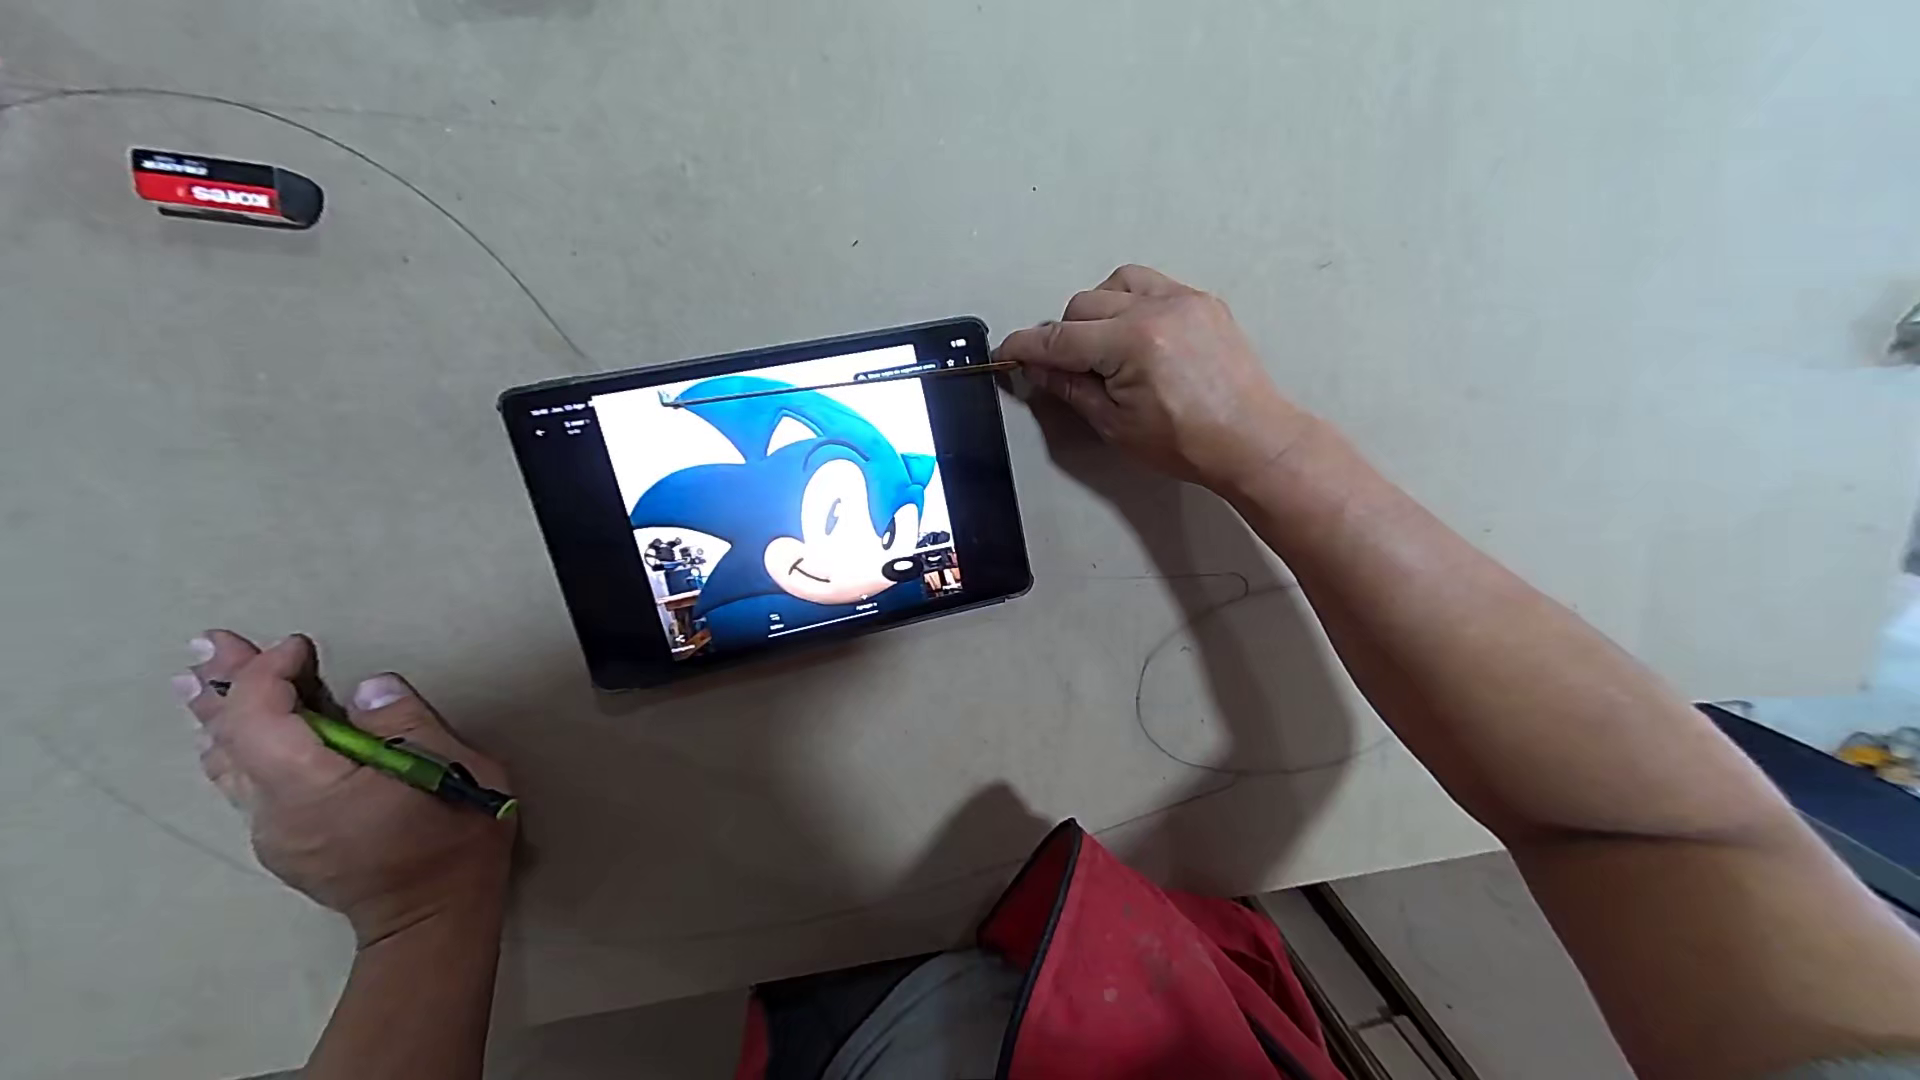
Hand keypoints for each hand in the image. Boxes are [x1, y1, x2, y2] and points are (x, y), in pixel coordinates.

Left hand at [174, 632, 514, 946]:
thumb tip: (370, 686)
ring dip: (220, 717)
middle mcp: (276, 812)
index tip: (300, 644)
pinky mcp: (283, 840)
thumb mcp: (458, 769)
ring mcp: (273, 831)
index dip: (271, 676)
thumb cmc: (460, 833)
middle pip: (231, 741)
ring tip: (201, 680)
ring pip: (228, 766)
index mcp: (318, 790)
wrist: (434, 911)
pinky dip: (240, 745)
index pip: (264, 722)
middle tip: (210, 643)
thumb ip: (411, 725)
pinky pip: (244, 784)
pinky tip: (240, 734)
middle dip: (224, 687)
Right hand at [996, 265, 1315, 490]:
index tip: (1005, 353)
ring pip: (1114, 284)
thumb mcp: (1114, 424)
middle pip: (1082, 306)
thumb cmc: (1185, 443)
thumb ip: (1071, 388)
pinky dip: (1128, 302)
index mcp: (1132, 343)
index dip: (1025, 347)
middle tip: (1063, 369)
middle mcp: (1157, 308)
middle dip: (1062, 336)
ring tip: (1099, 346)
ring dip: (1094, 310)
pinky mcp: (1201, 301)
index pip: (1061, 338)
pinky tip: (1132, 333)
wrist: (1251, 439)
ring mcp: (1183, 300)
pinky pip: (1150, 285)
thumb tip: (1038, 368)